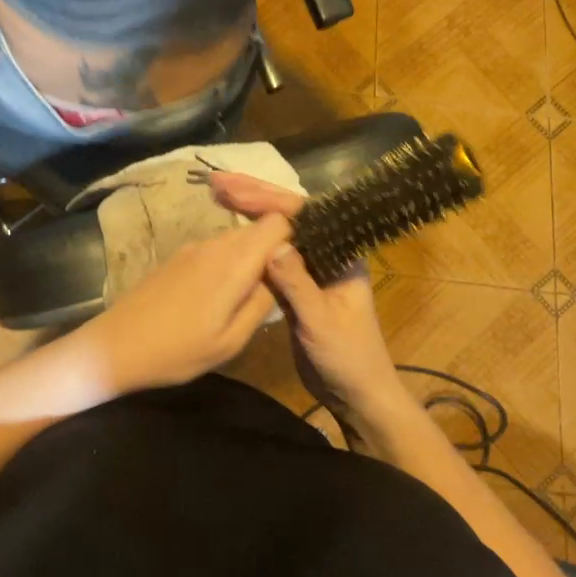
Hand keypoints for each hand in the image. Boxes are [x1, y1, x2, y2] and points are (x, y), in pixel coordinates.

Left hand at [77, 214, 291, 393]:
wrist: (116, 347)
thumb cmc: (177, 351)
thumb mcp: (231, 340)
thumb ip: (262, 303)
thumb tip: (281, 273)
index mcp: (232, 262)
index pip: (277, 222)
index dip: (295, 236)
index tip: (305, 260)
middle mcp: (214, 245)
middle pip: (258, 228)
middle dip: (276, 247)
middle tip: (286, 280)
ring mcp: (193, 248)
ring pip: (237, 239)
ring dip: (252, 258)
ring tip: (257, 291)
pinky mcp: (178, 257)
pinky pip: (217, 249)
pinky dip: (230, 263)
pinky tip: (225, 294)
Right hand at [209, 173, 404, 424]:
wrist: (357, 395)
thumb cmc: (348, 358)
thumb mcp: (321, 322)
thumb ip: (298, 284)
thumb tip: (272, 244)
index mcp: (342, 255)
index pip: (305, 215)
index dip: (269, 198)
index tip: (235, 187)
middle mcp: (328, 254)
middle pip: (289, 218)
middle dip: (255, 197)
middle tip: (218, 182)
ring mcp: (312, 271)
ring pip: (277, 235)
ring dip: (250, 215)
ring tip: (219, 195)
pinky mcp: (298, 289)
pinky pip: (271, 258)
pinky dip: (250, 245)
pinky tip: (230, 235)